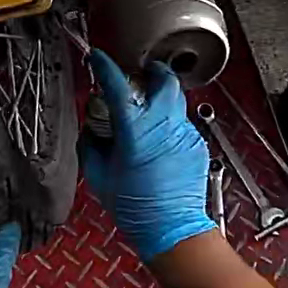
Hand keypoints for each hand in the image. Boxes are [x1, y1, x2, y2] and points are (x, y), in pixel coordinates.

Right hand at [80, 49, 215, 261]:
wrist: (172, 229)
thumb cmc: (135, 206)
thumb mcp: (98, 174)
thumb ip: (91, 144)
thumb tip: (91, 128)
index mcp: (135, 130)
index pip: (118, 85)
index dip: (105, 66)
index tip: (98, 58)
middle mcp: (164, 126)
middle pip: (165, 79)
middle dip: (152, 71)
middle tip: (139, 74)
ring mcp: (184, 134)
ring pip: (175, 101)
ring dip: (160, 98)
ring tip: (146, 112)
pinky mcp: (196, 145)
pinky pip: (181, 123)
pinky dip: (168, 123)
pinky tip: (157, 140)